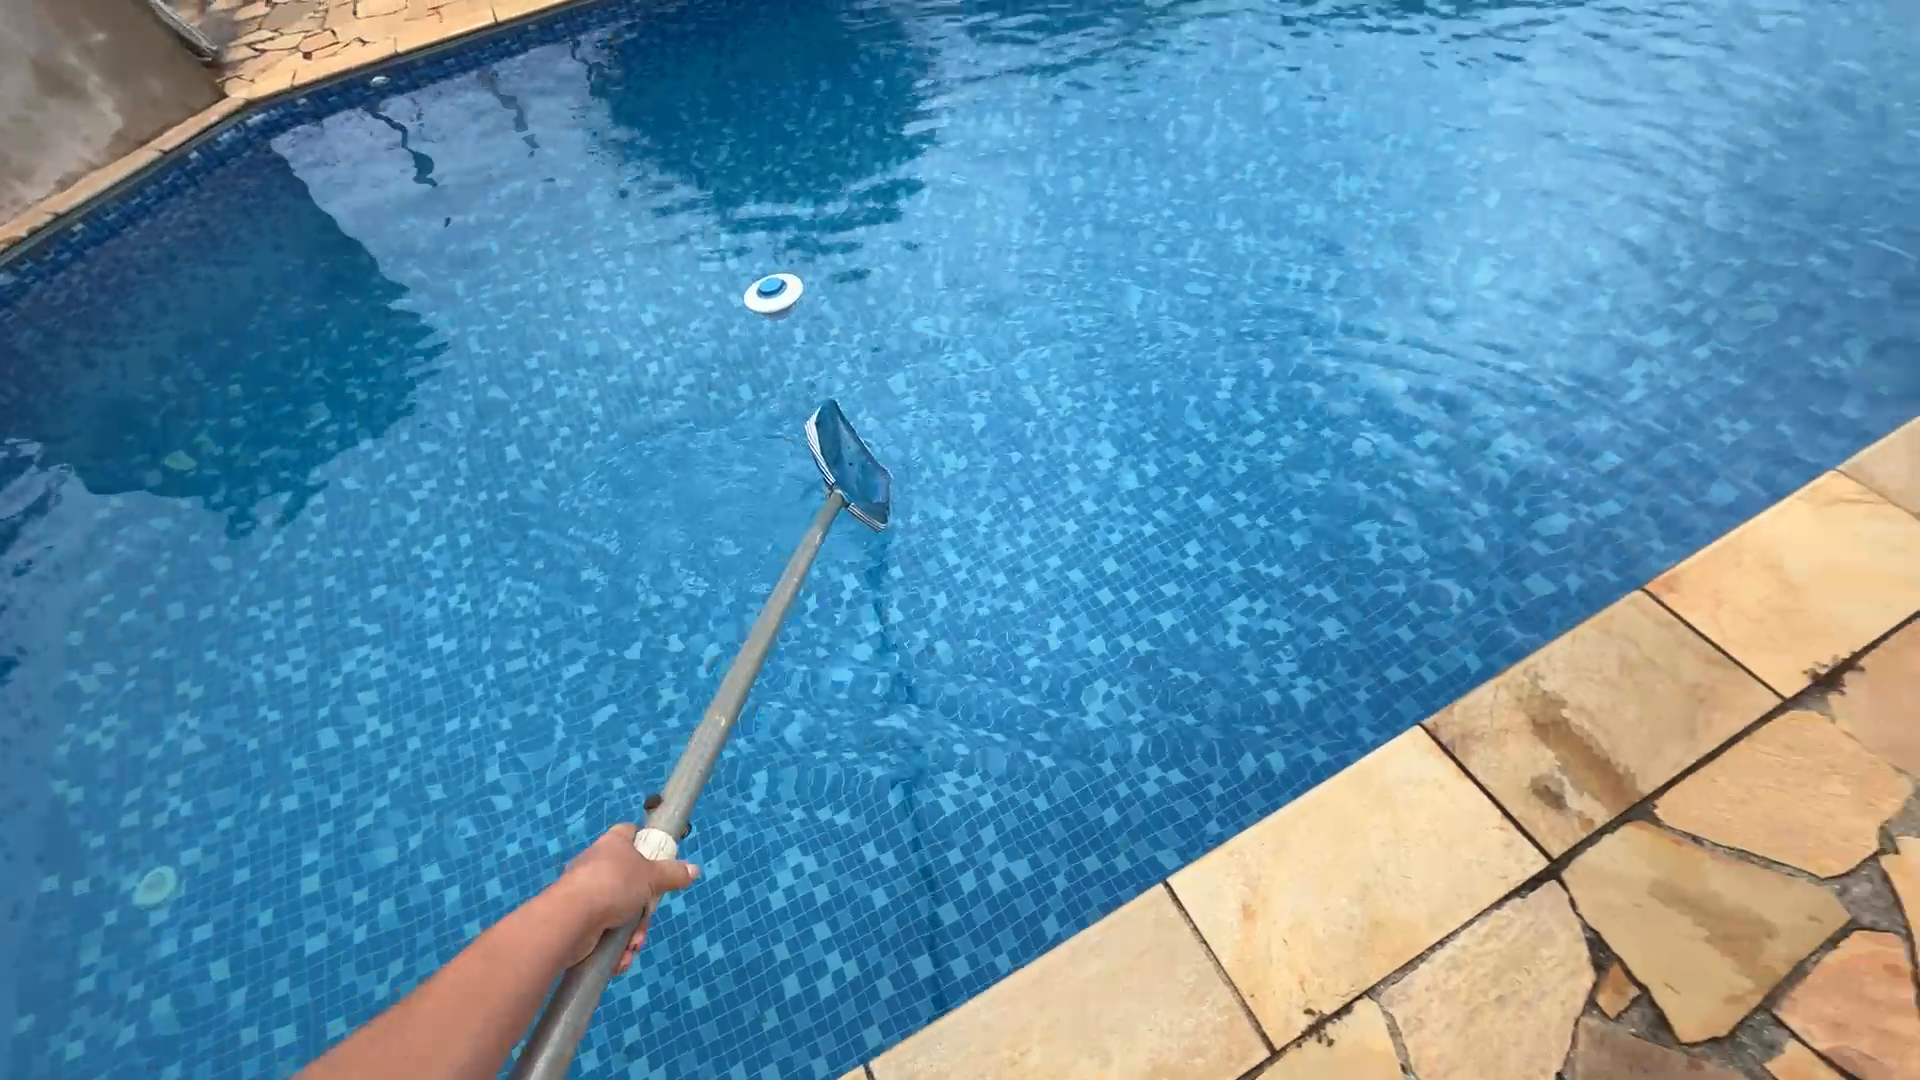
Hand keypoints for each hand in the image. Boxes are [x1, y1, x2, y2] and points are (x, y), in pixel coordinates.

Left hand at [551, 824, 700, 974]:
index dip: (645, 843)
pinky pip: (603, 932)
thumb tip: (695, 870)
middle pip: (630, 880)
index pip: (630, 833)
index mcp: (613, 844)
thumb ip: (674, 874)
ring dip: (631, 932)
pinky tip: (620, 957)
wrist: (570, 919)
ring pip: (619, 910)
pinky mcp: (577, 922)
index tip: (657, 860)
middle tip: (647, 917)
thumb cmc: (615, 884)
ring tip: (632, 945)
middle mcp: (597, 865)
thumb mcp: (653, 876)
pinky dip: (614, 947)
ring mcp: (585, 894)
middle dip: (643, 907)